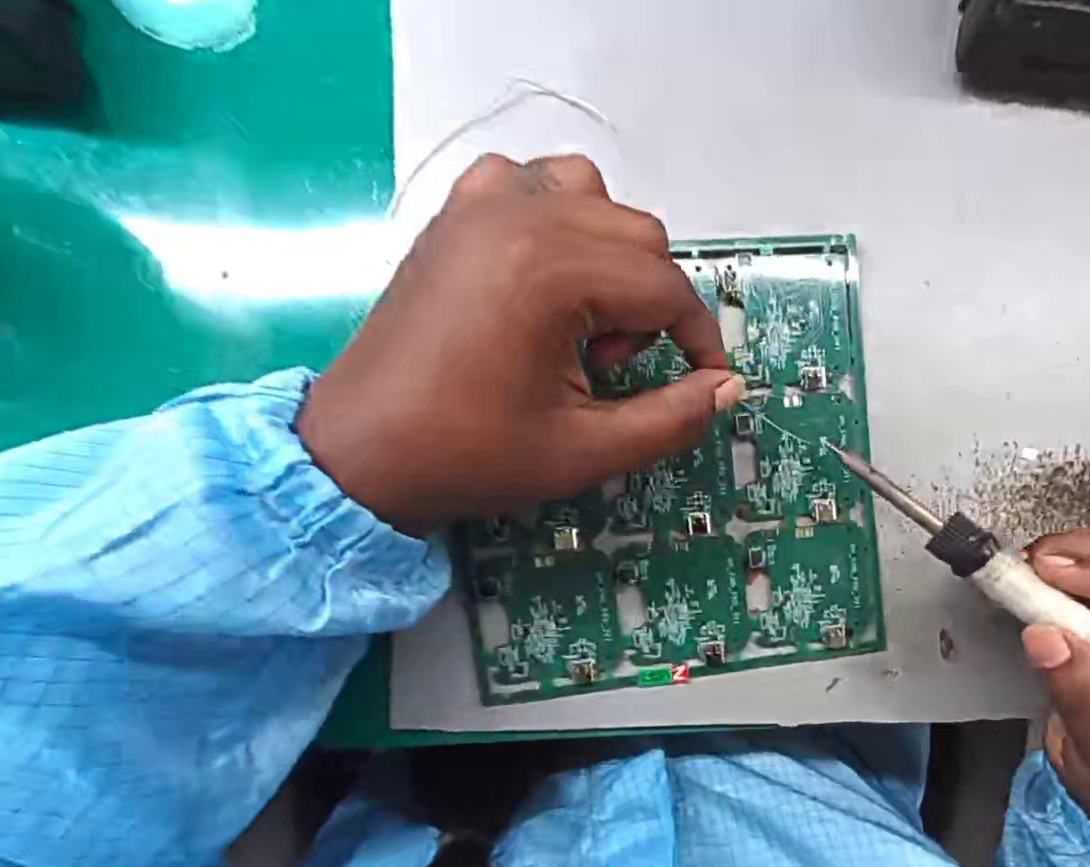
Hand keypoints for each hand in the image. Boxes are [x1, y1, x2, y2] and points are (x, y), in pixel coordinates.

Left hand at [297, 154, 744, 535]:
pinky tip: (543, 280)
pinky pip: (535, 185)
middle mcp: (520, 212)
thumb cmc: (470, 457)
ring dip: (611, 260)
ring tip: (577, 325)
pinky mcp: (456, 212)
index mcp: (552, 271)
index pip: (666, 287)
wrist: (364, 452)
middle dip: (648, 307)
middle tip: (607, 370)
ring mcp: (481, 202)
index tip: (703, 382)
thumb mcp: (584, 453)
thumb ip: (669, 420)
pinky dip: (560, 224)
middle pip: (639, 237)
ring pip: (594, 199)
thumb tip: (726, 388)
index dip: (699, 339)